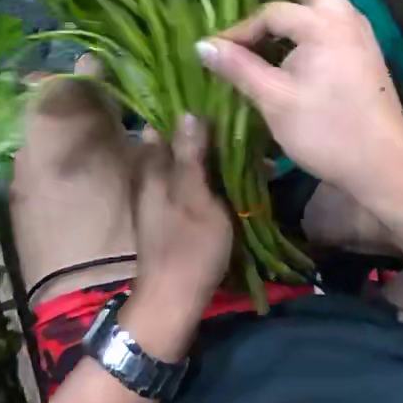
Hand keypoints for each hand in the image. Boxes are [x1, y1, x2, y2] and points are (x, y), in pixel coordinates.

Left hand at [124, 116, 233, 360]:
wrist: (172, 302)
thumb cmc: (187, 248)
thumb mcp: (195, 198)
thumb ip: (190, 156)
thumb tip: (188, 112)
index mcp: (153, 166)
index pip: (165, 122)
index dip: (190, 109)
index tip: (220, 100)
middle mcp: (152, 174)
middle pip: (179, 140)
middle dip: (209, 132)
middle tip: (244, 126)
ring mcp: (161, 193)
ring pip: (188, 160)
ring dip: (214, 154)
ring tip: (250, 151)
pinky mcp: (172, 211)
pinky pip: (192, 180)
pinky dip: (212, 175)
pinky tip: (238, 177)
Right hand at [196, 0, 402, 198]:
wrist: (385, 165)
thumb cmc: (328, 131)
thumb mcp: (275, 100)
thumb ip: (239, 68)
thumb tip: (202, 45)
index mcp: (323, 24)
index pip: (270, 14)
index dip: (239, 30)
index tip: (216, 51)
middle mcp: (343, 17)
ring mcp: (356, 32)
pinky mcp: (359, 49)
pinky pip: (327, 12)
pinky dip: (304, 3)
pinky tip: (287, 15)